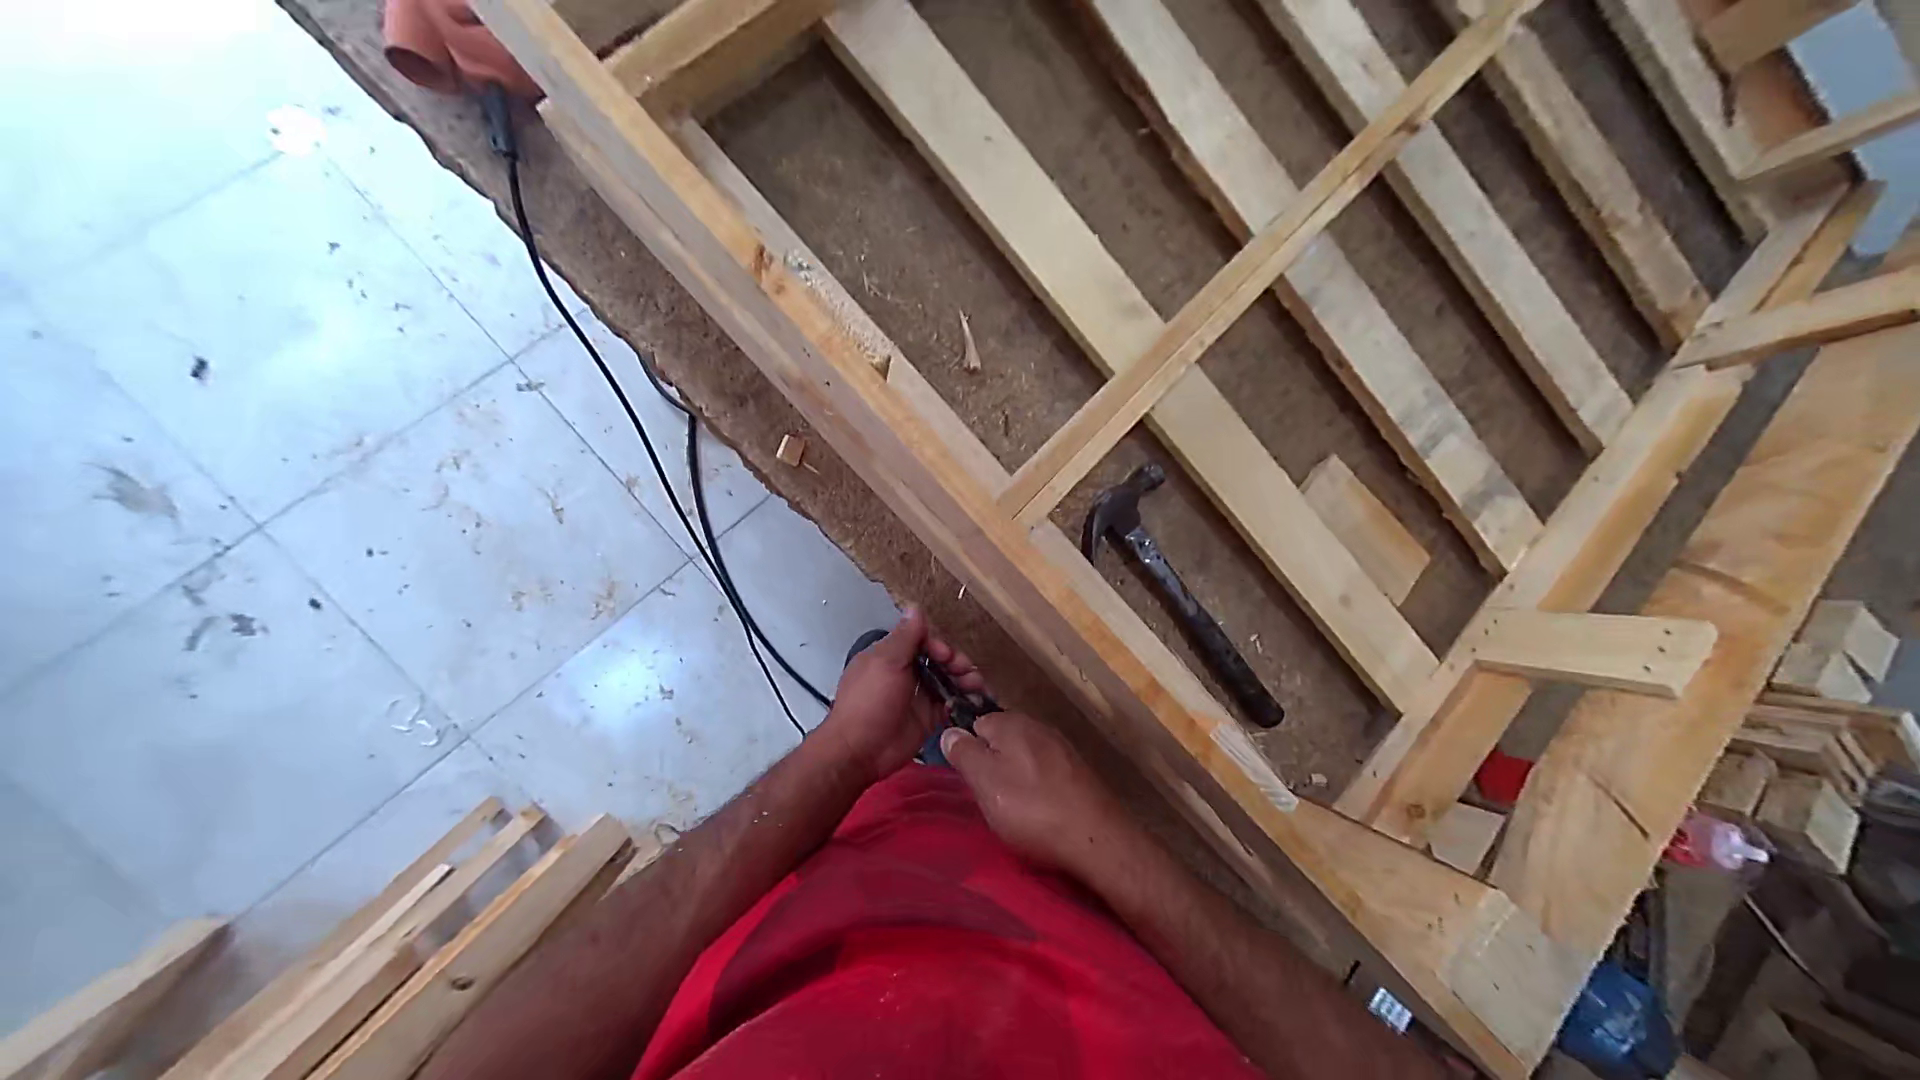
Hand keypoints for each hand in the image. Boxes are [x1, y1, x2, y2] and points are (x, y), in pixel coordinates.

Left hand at [815, 608, 985, 783]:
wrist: (859, 751)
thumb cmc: (869, 702)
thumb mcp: (885, 662)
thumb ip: (905, 636)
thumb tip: (915, 607)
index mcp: (891, 655)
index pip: (922, 640)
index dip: (938, 644)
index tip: (946, 655)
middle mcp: (906, 672)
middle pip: (939, 659)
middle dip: (957, 662)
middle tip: (968, 672)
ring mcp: (918, 696)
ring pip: (948, 680)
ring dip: (965, 679)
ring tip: (978, 686)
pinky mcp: (928, 717)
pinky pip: (951, 703)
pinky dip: (965, 699)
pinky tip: (978, 700)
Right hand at [940, 712, 1135, 879]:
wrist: (1098, 840)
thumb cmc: (1032, 810)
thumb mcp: (985, 782)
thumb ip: (964, 753)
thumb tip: (949, 732)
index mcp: (1012, 722)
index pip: (975, 723)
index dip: (968, 750)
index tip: (968, 779)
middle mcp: (1038, 727)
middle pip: (1001, 741)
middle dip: (992, 766)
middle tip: (990, 799)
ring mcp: (1062, 749)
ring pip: (1023, 759)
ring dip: (1016, 780)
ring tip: (1014, 812)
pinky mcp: (1077, 773)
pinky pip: (1045, 774)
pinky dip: (1038, 791)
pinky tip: (1040, 814)